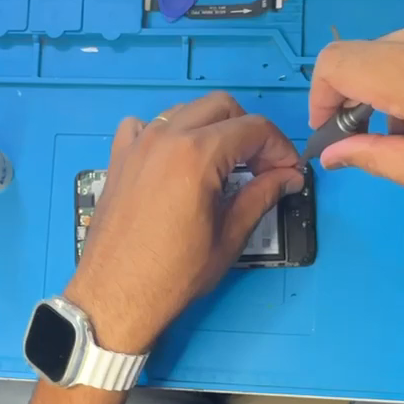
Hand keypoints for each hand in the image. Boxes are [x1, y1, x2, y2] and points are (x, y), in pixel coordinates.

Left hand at [66, 92, 303, 353]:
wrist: (115, 297)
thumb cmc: (174, 276)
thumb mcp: (228, 237)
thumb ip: (261, 196)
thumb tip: (288, 177)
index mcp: (197, 154)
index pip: (253, 128)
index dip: (279, 147)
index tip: (288, 171)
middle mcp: (166, 137)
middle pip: (221, 106)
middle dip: (249, 131)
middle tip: (261, 167)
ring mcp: (137, 144)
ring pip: (184, 111)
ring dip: (211, 128)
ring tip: (223, 166)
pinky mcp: (118, 159)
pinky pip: (144, 125)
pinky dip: (166, 133)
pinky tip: (174, 160)